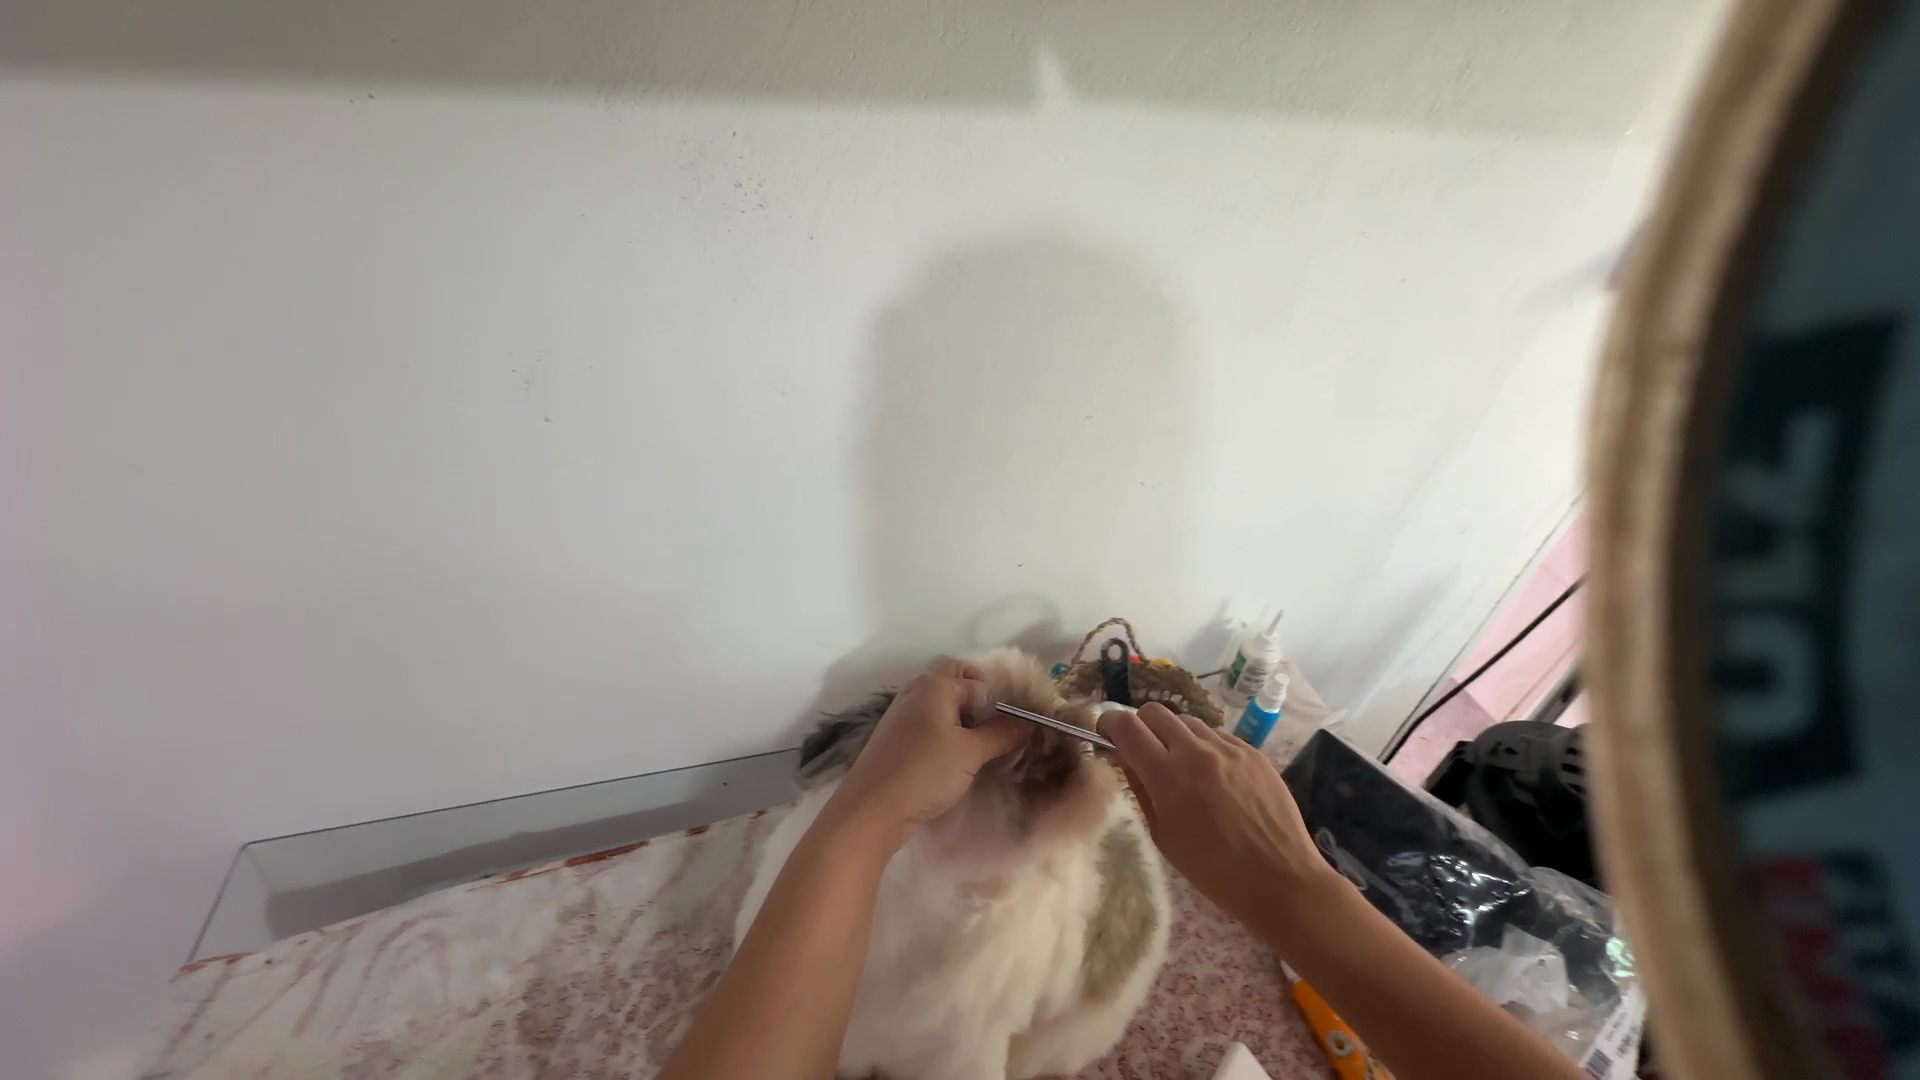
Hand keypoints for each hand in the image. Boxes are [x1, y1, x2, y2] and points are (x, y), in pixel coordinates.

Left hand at [822, 660, 1028, 847]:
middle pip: (956, 683)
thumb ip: (1001, 734)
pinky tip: (957, 757)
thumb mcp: (970, 752)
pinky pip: (929, 724)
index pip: (978, 681)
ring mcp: (902, 714)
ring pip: (942, 705)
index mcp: (935, 685)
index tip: (1019, 726)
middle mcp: (916, 691)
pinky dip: (946, 732)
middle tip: (1000, 730)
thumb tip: (1027, 723)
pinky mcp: (896, 737)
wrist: (872, 808)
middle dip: (980, 702)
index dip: (1001, 700)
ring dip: (963, 719)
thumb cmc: (925, 771)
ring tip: (983, 746)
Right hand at [1099, 702, 1336, 923]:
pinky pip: (1218, 735)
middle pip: (1154, 711)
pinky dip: (1206, 747)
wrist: (1281, 880)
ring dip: (1175, 736)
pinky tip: (1215, 776)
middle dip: (1141, 726)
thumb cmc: (1213, 870)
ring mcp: (1228, 748)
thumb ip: (1140, 788)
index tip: (1107, 735)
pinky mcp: (1253, 752)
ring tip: (1183, 766)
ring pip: (1187, 721)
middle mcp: (1196, 751)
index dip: (1109, 723)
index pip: (1126, 725)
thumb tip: (1126, 757)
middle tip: (1144, 751)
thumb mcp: (1163, 835)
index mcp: (1168, 775)